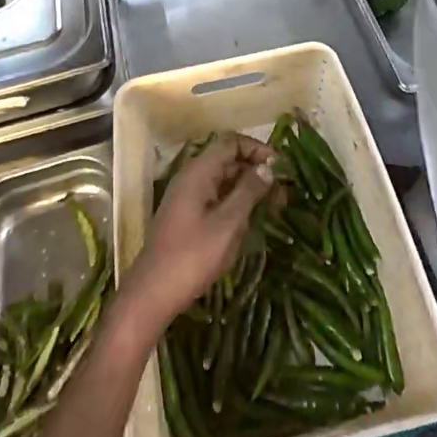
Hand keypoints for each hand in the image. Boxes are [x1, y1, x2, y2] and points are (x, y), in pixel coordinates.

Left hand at [120, 133, 274, 336]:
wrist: (153, 293)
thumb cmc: (192, 256)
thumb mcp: (228, 223)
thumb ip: (249, 191)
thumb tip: (268, 168)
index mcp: (199, 172)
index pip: (232, 143)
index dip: (258, 149)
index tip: (281, 168)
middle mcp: (192, 178)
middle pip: (229, 161)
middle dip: (257, 172)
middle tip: (283, 193)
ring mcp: (189, 198)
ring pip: (225, 182)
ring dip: (250, 190)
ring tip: (275, 208)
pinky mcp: (189, 217)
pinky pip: (217, 200)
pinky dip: (237, 205)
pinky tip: (253, 222)